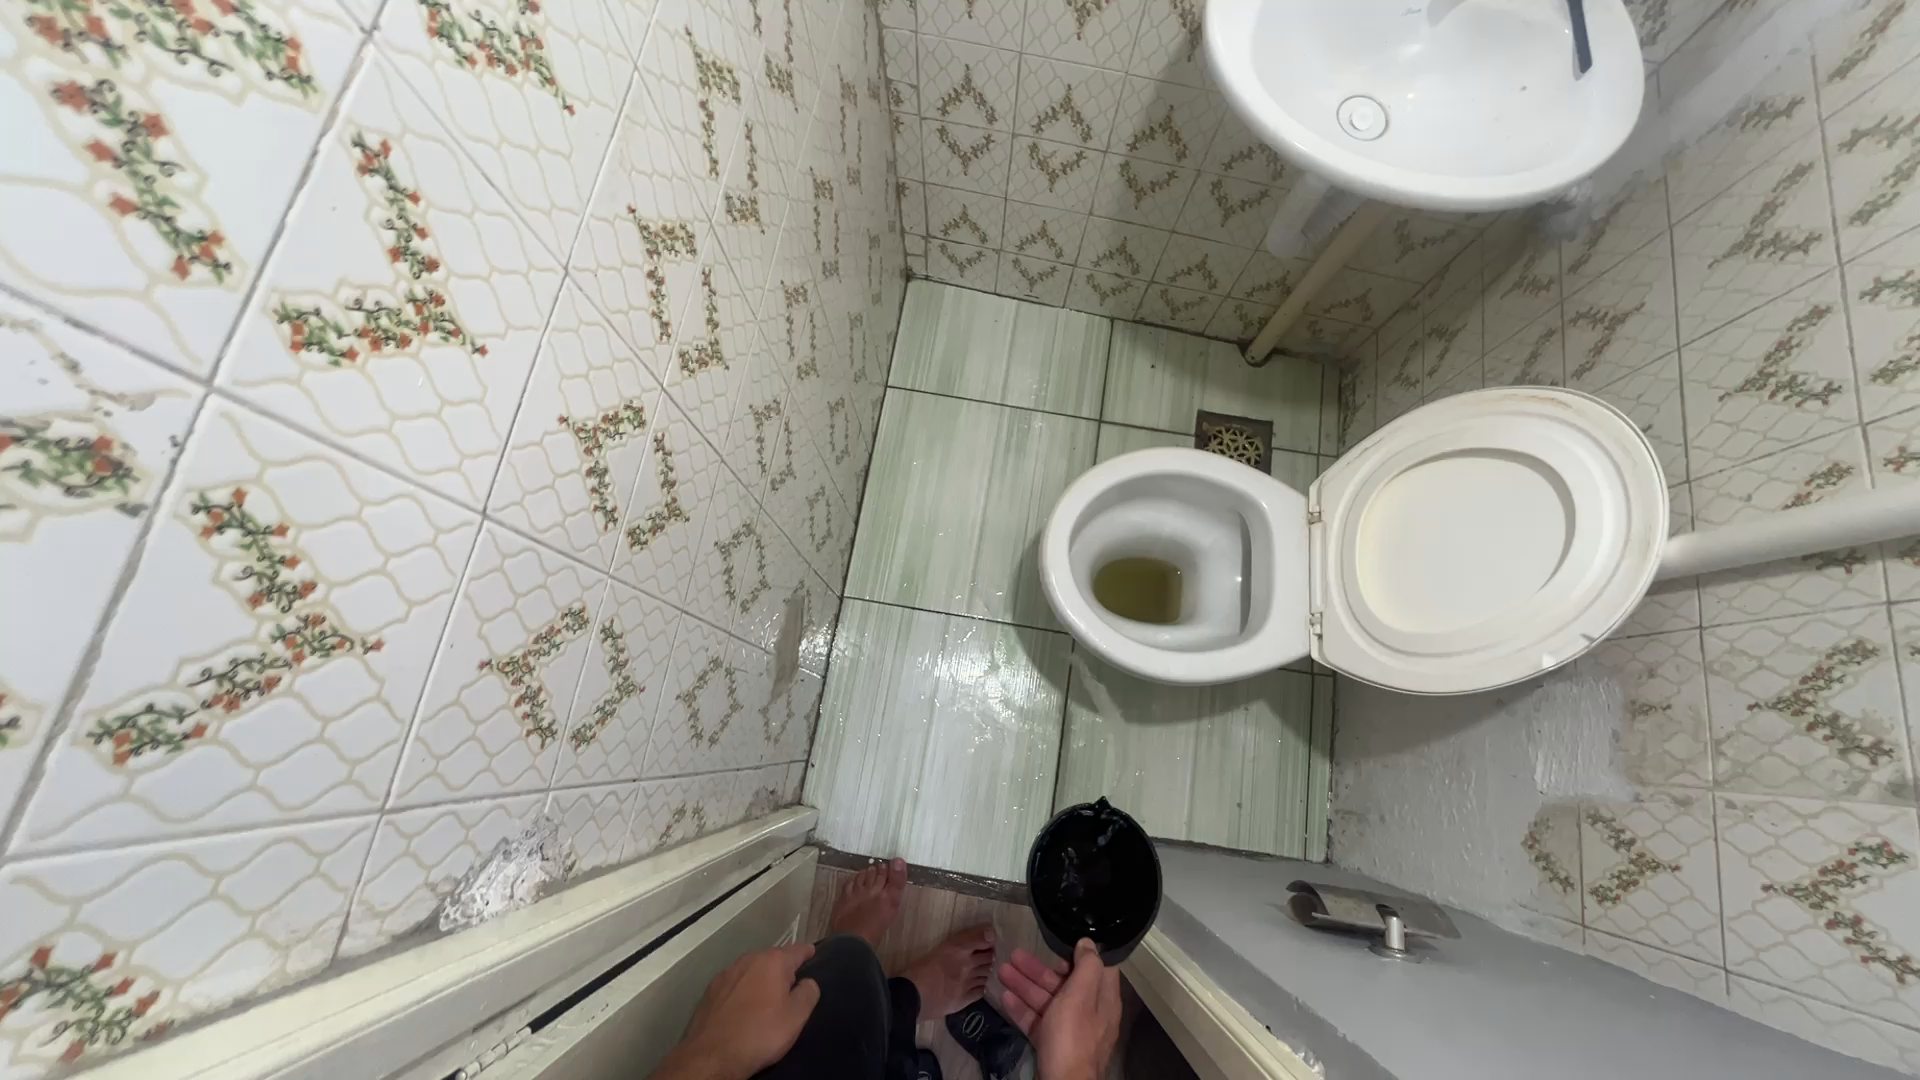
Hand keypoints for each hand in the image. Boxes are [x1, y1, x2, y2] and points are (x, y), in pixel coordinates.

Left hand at [654, 943, 820, 1079]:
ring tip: (765, 996)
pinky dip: (741, 989)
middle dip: (782, 968)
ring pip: (751, 970)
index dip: (807, 952)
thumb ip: (808, 993)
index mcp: (773, 961)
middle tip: (790, 985)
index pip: (797, 950)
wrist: (711, 1057)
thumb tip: (808, 981)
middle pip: (773, 958)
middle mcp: (750, 959)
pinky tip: (741, 1006)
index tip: (812, 953)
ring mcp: (727, 973)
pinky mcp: (710, 990)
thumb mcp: (796, 1017)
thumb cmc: (759, 1034)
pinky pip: (734, 984)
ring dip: (760, 978)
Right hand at [997, 939, 1122, 1079]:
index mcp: (1102, 999)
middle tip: (1015, 954)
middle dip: (1038, 969)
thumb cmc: (1073, 1036)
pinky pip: (1038, 1021)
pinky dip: (1022, 1009)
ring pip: (1046, 1001)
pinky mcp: (1053, 1045)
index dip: (1078, 954)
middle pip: (1063, 983)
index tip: (1061, 942)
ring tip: (1001, 971)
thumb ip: (1086, 966)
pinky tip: (1004, 997)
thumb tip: (1088, 942)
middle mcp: (1088, 1013)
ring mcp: (1069, 1030)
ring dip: (1024, 985)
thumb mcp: (1081, 995)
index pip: (1095, 969)